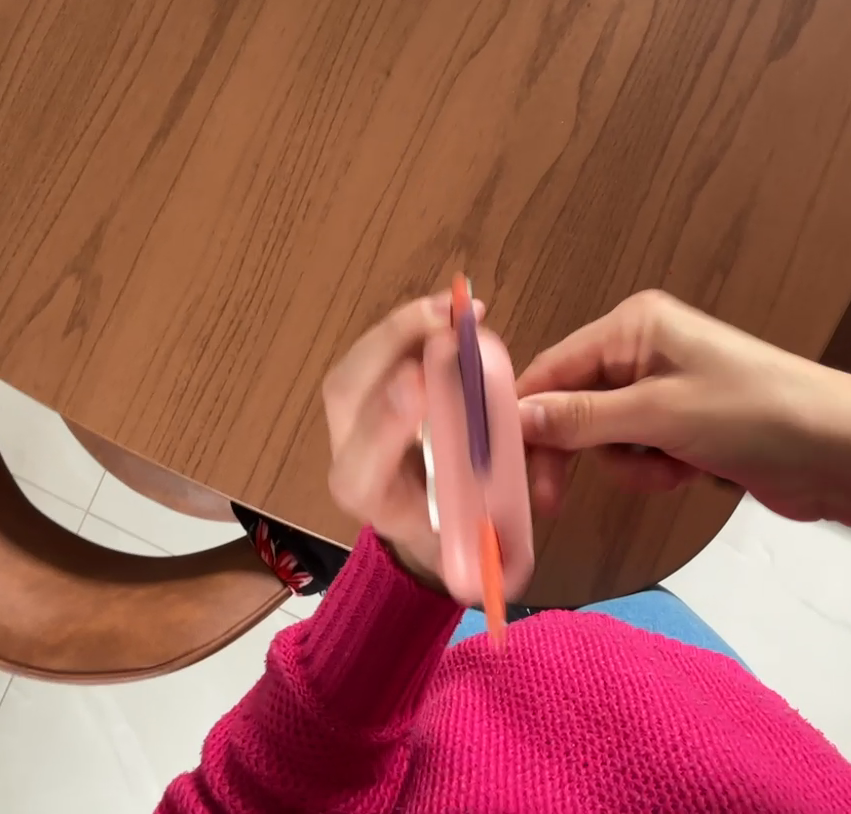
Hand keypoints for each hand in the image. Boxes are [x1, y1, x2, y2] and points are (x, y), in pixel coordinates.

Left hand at [322, 294, 480, 588]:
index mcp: (368, 496)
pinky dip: (407, 324)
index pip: (361, 464)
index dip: (384, 423)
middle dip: (392, 348)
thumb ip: (482, 539)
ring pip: (356, 363)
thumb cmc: (451, 530)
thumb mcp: (471, 544)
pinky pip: (372, 350)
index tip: (416, 383)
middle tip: (447, 322)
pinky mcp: (358, 389)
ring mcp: (345, 417)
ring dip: (403, 327)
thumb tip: (504, 539)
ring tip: (452, 306)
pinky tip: (444, 307)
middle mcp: (346, 452)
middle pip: (347, 393)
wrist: (418, 520)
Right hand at [515, 290, 850, 552]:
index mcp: (633, 326)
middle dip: (574, 447)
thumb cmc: (753, 415)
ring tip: (670, 468)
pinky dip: (651, 468)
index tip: (498, 459)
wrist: (850, 456)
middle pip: (572, 402)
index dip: (524, 411)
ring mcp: (662, 387)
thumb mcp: (658, 415)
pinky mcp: (681, 423)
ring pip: (602, 434)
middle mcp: (640, 349)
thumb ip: (579, 418)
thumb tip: (512, 420)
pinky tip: (688, 472)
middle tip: (552, 500)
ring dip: (625, 461)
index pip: (553, 366)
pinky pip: (636, 450)